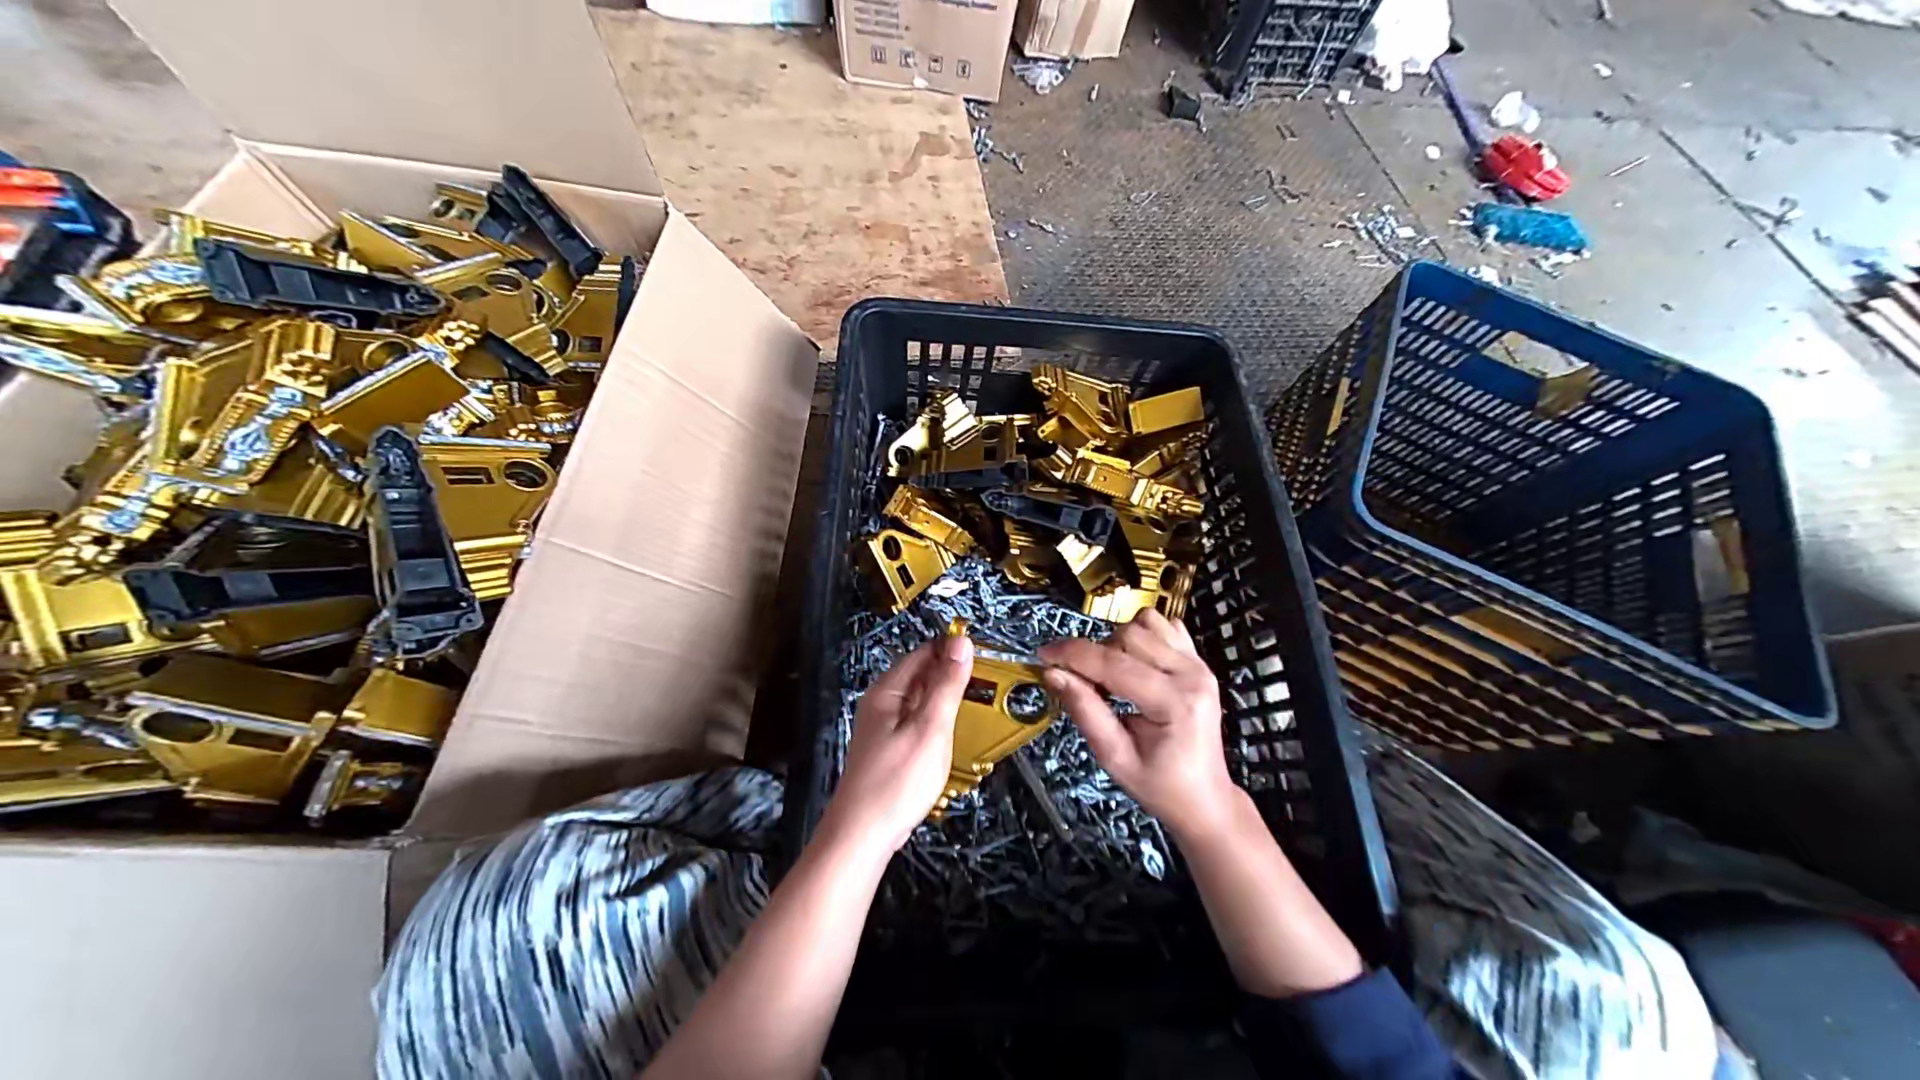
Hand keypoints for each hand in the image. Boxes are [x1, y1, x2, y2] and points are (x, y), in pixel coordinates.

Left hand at [823, 634, 973, 854]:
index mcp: (887, 692)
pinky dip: (938, 722)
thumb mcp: (930, 728)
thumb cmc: (894, 783)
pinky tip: (953, 734)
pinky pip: (918, 723)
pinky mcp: (890, 750)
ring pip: (921, 701)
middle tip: (986, 683)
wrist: (863, 835)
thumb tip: (961, 644)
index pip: (922, 653)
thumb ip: (947, 685)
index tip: (983, 656)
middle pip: (921, 675)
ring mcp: (884, 728)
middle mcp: (881, 705)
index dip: (952, 650)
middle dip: (952, 675)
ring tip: (976, 707)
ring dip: (947, 700)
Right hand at [1040, 609, 1242, 837]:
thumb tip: (1053, 673)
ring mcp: (1199, 664)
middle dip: (1095, 654)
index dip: (1072, 655)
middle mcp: (1192, 674)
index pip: (1113, 664)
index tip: (1043, 656)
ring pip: (1144, 624)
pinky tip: (1134, 663)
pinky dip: (1141, 635)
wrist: (1203, 797)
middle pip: (1128, 636)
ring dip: (1117, 643)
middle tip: (1083, 683)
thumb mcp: (1114, 757)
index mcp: (1175, 702)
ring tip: (1111, 675)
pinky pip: (1163, 626)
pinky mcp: (1198, 660)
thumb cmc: (1159, 785)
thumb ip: (1084, 710)